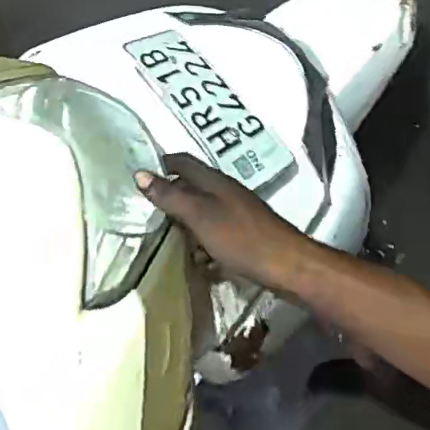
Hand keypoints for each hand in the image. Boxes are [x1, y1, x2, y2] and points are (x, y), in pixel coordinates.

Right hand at [136, 153, 309, 288]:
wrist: (290, 268)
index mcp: (213, 180)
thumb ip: (169, 195)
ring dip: (185, 217)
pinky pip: (214, 226)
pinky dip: (201, 235)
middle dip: (170, 192)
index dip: (161, 164)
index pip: (181, 161)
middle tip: (148, 208)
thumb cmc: (240, 237)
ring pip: (202, 207)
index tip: (141, 176)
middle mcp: (224, 189)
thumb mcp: (198, 215)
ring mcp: (237, 210)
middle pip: (191, 183)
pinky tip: (196, 254)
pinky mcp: (245, 231)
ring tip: (166, 233)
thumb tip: (139, 174)